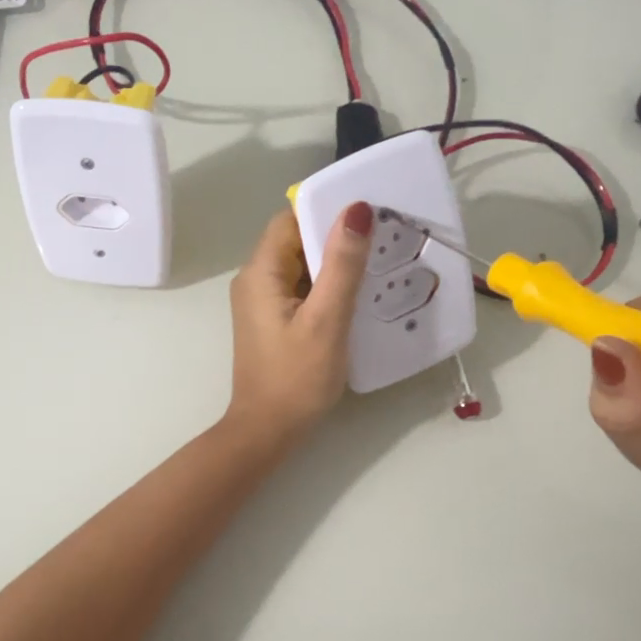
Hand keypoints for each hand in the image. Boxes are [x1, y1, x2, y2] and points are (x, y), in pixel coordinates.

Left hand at [224, 203, 373, 439]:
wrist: (267, 432)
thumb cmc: (296, 378)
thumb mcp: (326, 319)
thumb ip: (342, 265)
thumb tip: (357, 209)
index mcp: (261, 272)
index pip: (291, 220)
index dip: (327, 211)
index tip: (369, 211)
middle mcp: (256, 281)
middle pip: (297, 241)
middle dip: (337, 237)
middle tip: (385, 236)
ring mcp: (264, 303)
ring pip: (302, 267)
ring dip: (336, 264)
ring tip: (380, 262)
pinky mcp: (274, 323)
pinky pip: (303, 291)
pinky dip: (328, 288)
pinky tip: (359, 296)